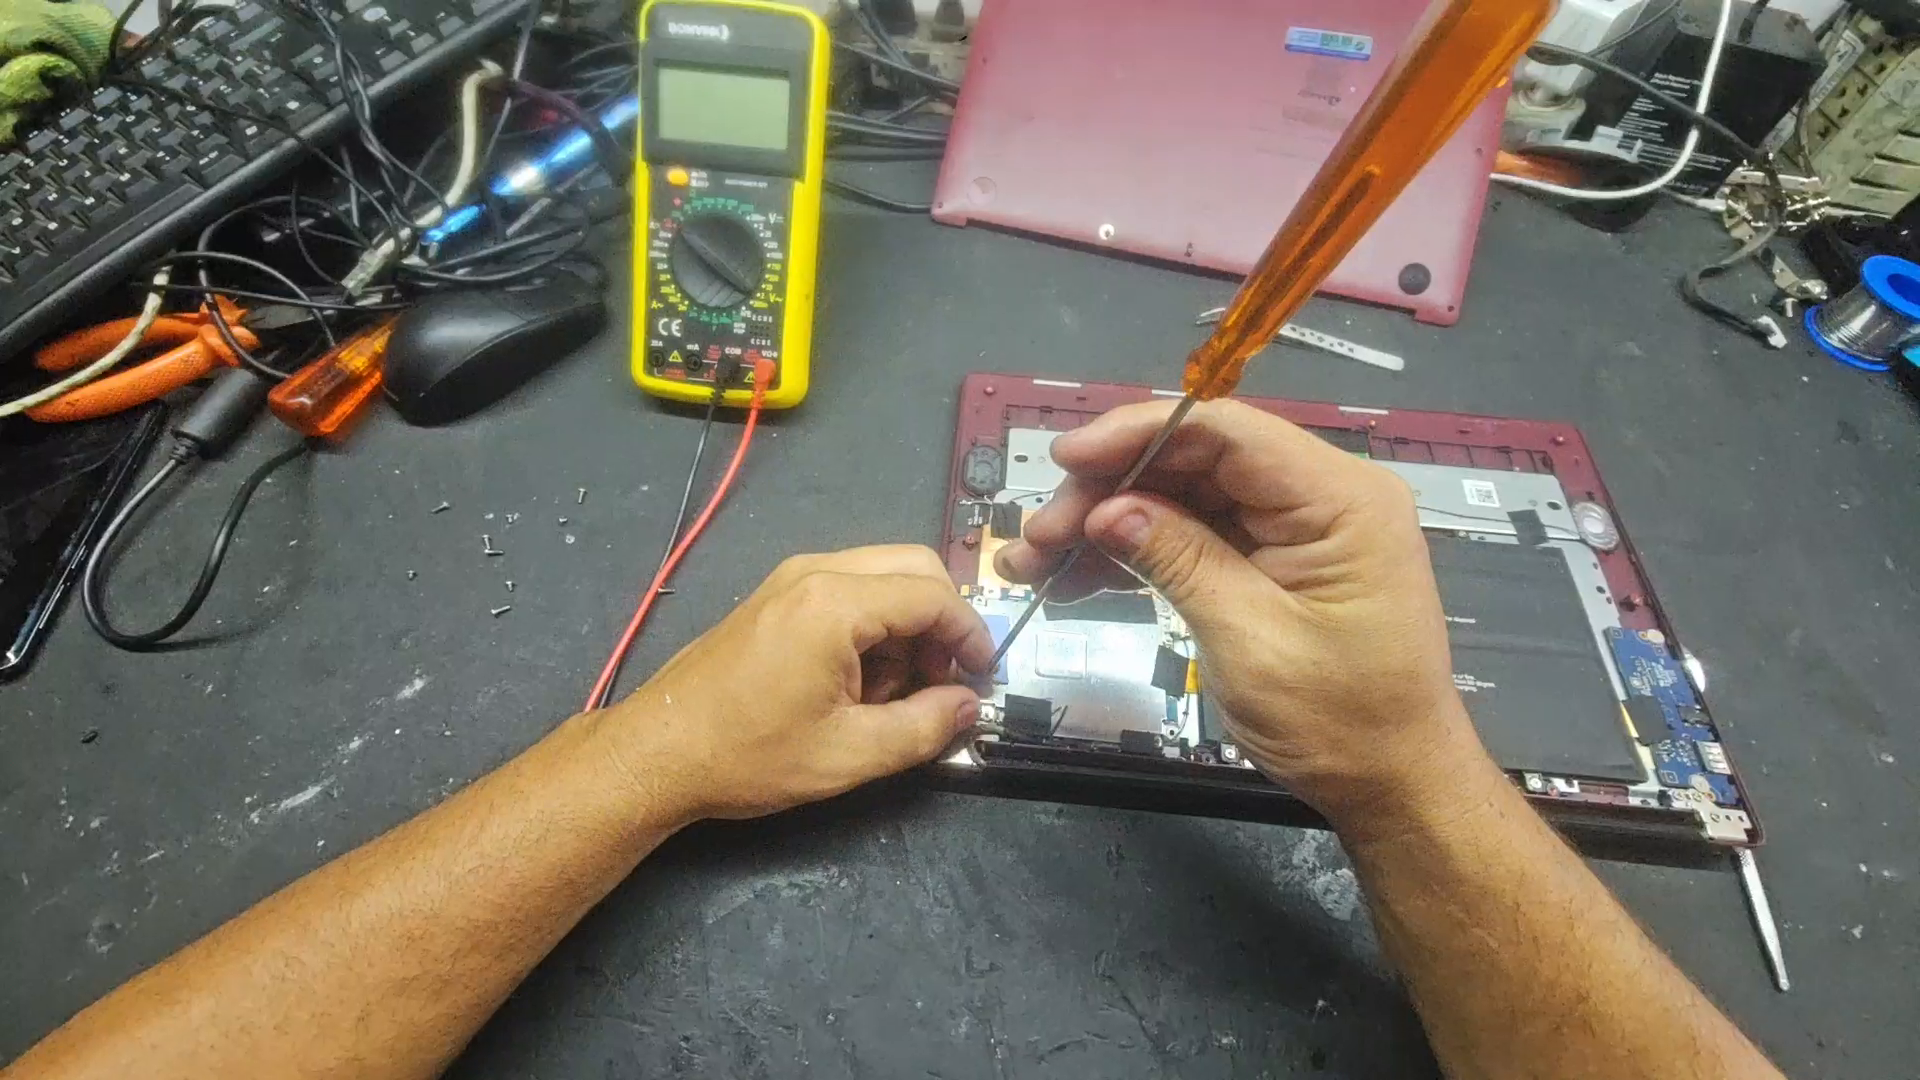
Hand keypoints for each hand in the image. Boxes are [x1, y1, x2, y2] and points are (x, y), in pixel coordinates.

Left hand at [603, 545, 992, 822]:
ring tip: (903, 684)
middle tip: (946, 675)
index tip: (983, 674)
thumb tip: (969, 705)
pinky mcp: (780, 592)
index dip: (970, 632)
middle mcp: (816, 572)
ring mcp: (793, 577)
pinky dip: (878, 619)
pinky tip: (865, 673)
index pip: (932, 594)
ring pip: (884, 572)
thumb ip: (923, 727)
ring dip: (911, 619)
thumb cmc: (750, 755)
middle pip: (913, 566)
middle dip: (944, 617)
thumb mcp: (848, 755)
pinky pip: (852, 585)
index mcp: (834, 604)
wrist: (657, 751)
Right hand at [994, 401, 1496, 838]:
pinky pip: (1186, 535)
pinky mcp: (1262, 556)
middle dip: (1106, 491)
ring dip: (1104, 525)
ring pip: (1177, 497)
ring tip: (1037, 562)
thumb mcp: (1250, 639)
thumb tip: (1104, 509)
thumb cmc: (1340, 721)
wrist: (1389, 782)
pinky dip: (1130, 554)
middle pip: (1190, 460)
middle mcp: (1313, 494)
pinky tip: (1074, 578)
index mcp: (1337, 497)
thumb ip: (1179, 560)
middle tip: (1039, 535)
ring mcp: (1286, 525)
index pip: (1224, 431)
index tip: (1066, 459)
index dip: (1136, 433)